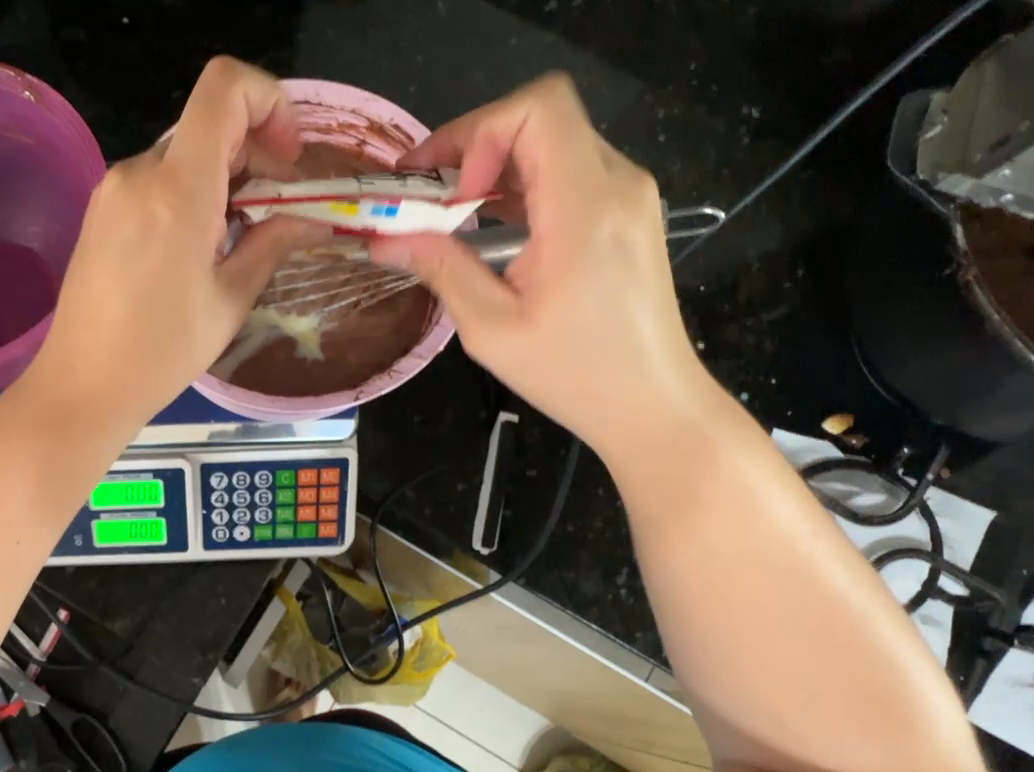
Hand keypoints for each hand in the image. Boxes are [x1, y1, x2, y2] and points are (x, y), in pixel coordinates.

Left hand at [25, 57, 329, 417]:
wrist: (83, 386)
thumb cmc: (161, 352)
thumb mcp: (229, 300)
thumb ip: (272, 243)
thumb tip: (314, 218)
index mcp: (178, 188)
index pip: (225, 87)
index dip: (270, 102)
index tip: (286, 160)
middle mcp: (139, 173)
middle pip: (208, 124)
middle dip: (253, 154)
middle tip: (275, 213)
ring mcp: (113, 190)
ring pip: (182, 155)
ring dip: (222, 180)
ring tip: (234, 240)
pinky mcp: (100, 212)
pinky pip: (155, 181)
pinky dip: (188, 196)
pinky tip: (196, 250)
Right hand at [370, 75, 717, 461]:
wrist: (651, 402)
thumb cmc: (572, 374)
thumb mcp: (491, 328)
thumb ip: (441, 269)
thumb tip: (383, 239)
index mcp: (585, 206)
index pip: (539, 108)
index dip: (480, 131)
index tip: (448, 192)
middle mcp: (616, 182)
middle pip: (541, 116)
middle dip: (475, 146)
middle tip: (427, 196)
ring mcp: (627, 193)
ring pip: (553, 140)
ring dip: (494, 167)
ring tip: (451, 216)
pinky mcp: (626, 211)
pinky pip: (568, 170)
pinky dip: (521, 185)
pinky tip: (491, 229)